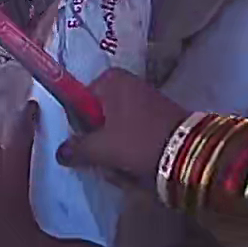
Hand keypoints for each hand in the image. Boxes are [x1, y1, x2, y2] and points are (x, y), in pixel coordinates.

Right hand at [54, 69, 189, 182]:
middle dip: (99, 141)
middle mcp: (126, 81)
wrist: (188, 152)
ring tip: (123, 167)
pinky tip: (136, 165)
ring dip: (115, 149)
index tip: (86, 148)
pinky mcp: (157, 113)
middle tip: (106, 160)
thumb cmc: (138, 141)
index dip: (80, 128)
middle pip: (97, 116)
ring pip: (115, 127)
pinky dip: (131, 148)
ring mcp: (143, 96)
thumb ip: (77, 148)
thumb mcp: (102, 148)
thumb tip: (60, 152)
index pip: (79, 102)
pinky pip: (132, 131)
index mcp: (110, 79)